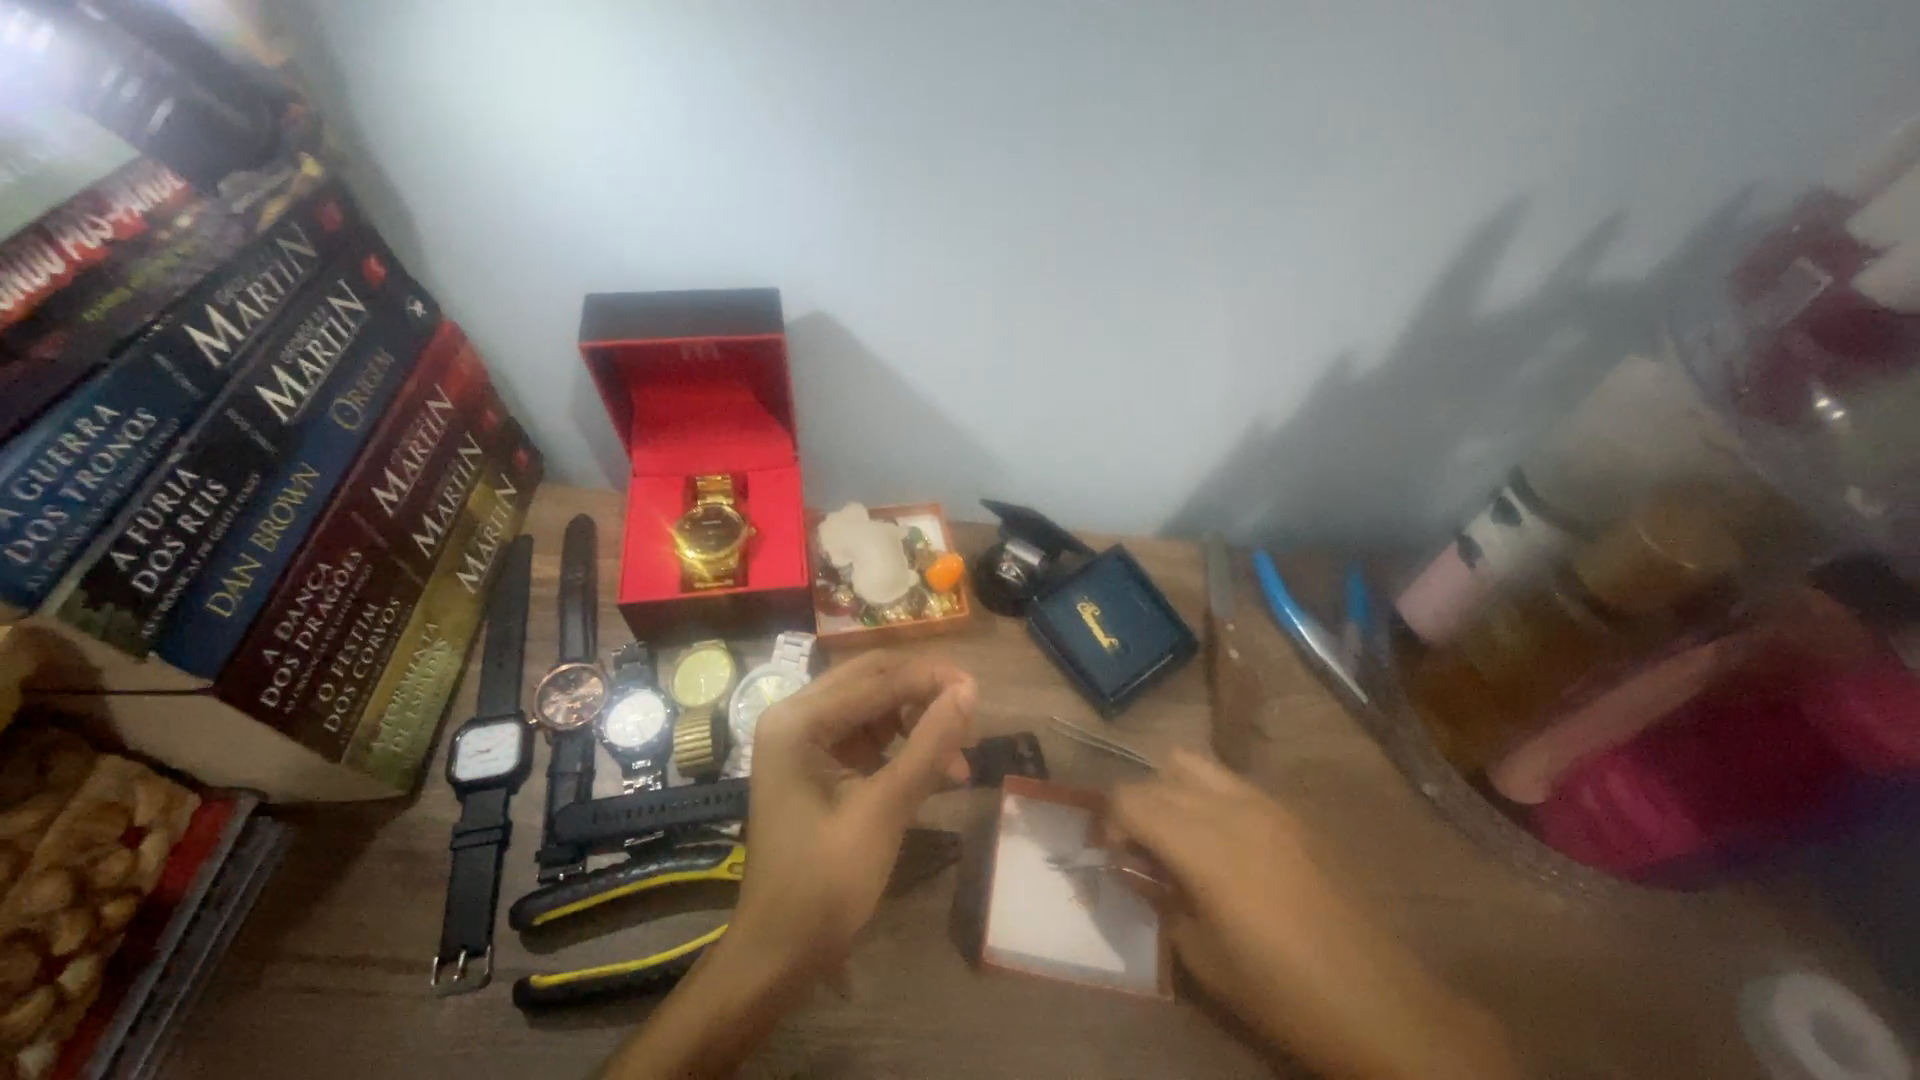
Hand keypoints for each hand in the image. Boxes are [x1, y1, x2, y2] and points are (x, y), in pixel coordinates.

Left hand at [604, 653, 974, 1079]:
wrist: (780, 950)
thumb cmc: (825, 883)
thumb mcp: (884, 810)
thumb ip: (928, 746)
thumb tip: (969, 691)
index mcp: (797, 721)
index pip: (875, 679)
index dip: (930, 679)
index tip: (979, 691)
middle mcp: (795, 717)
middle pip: (872, 681)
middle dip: (924, 694)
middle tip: (971, 714)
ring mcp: (804, 741)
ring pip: (874, 706)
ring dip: (917, 721)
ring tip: (959, 757)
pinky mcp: (818, 765)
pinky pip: (868, 736)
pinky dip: (904, 746)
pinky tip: (939, 771)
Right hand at [1107, 751, 1516, 1079]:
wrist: (1377, 1001)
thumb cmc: (1279, 990)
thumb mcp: (1200, 955)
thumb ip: (1156, 896)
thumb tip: (1128, 866)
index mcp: (1205, 845)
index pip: (1130, 798)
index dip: (1109, 823)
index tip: (1113, 858)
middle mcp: (1232, 808)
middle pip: (1157, 777)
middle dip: (1134, 807)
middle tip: (1136, 854)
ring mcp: (1267, 804)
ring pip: (1193, 765)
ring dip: (1169, 792)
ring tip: (1174, 837)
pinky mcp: (1291, 813)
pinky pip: (1230, 781)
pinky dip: (1204, 796)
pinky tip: (1217, 842)